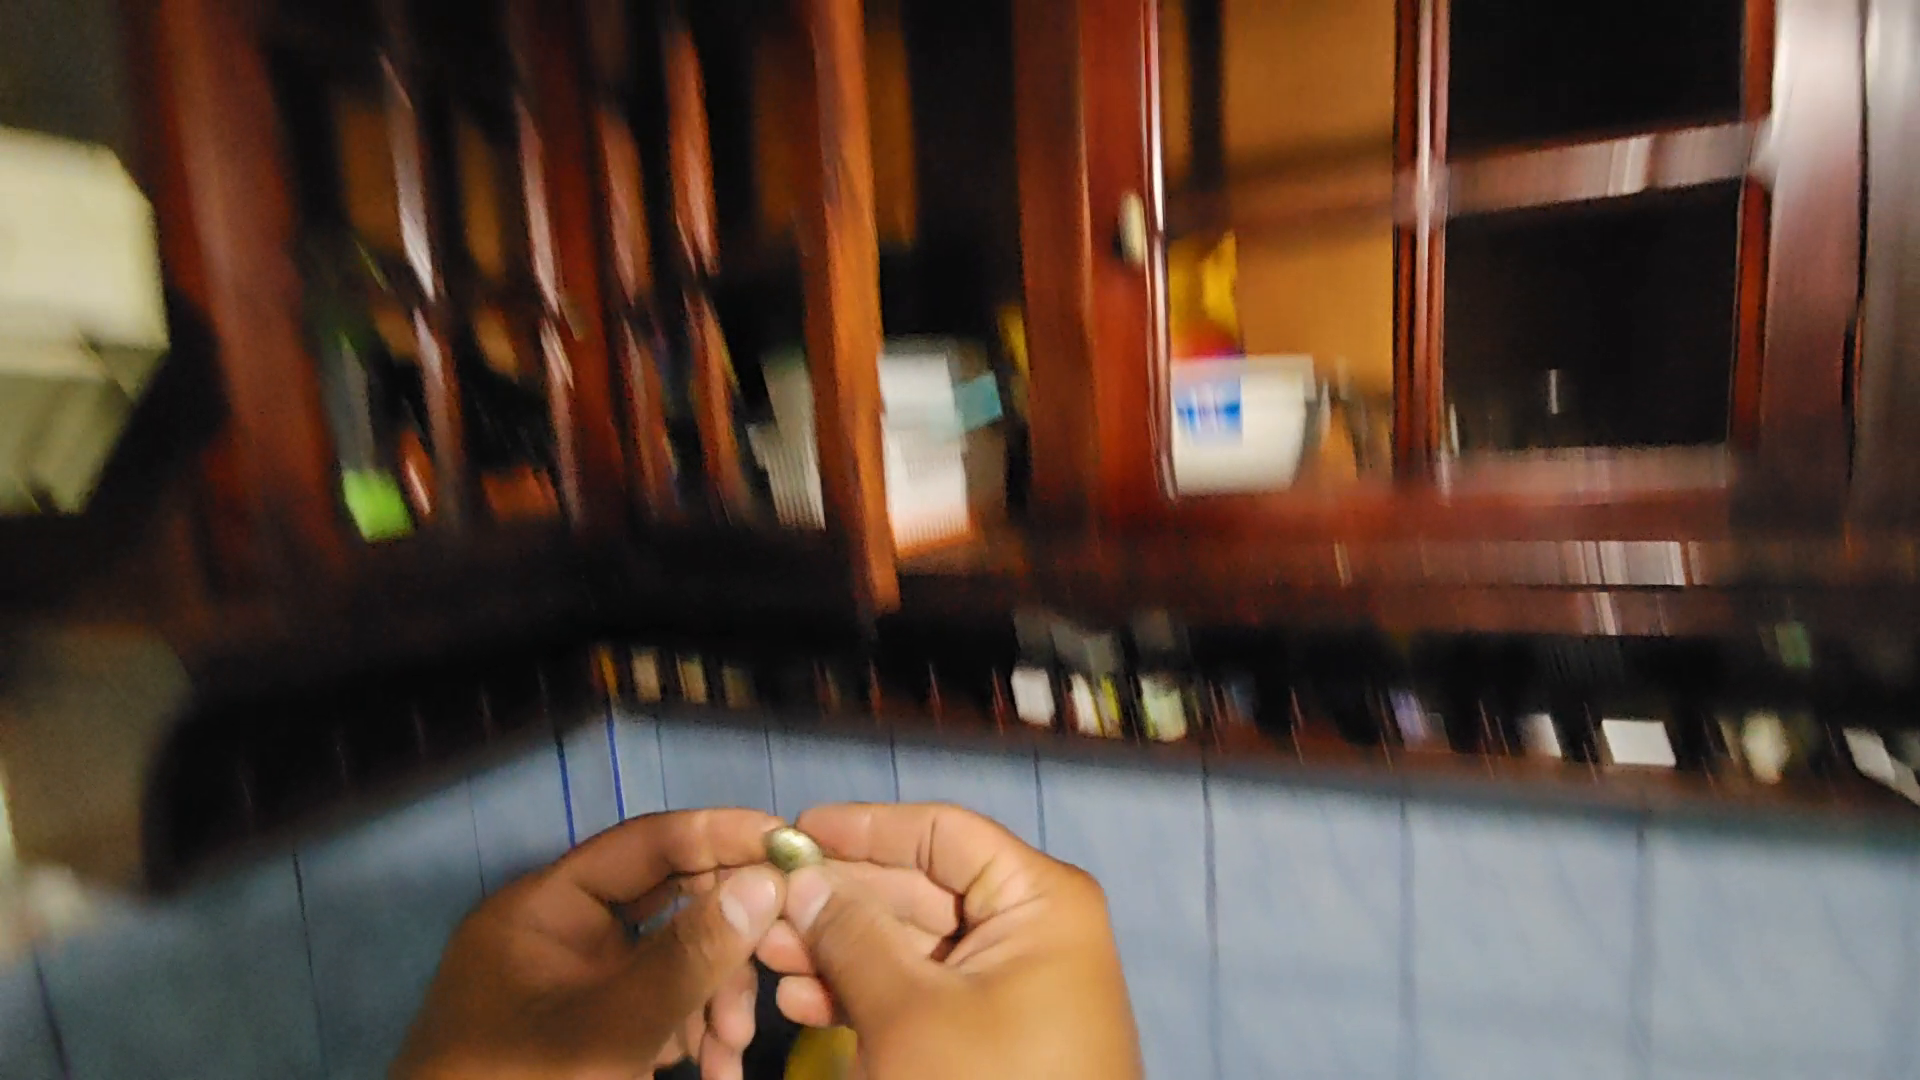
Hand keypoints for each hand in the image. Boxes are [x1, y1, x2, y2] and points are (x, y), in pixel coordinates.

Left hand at [391, 808, 786, 1079]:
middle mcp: (568, 931)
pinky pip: (670, 1001)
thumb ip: (688, 956)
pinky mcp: (603, 1028)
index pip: (649, 840)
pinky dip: (699, 1029)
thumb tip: (768, 883)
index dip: (721, 834)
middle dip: (726, 937)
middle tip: (775, 958)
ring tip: (731, 1051)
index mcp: (545, 907)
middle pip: (674, 897)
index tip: (787, 844)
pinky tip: (716, 1067)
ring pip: (682, 953)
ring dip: (718, 995)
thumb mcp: (605, 1035)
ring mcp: (586, 983)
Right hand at [756, 803, 1141, 1079]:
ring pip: (912, 940)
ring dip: (841, 947)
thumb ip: (852, 935)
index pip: (941, 831)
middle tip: (771, 899)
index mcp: (1037, 896)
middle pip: (921, 885)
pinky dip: (865, 990)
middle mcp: (1030, 923)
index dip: (867, 827)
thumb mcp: (910, 1013)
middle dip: (842, 898)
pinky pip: (921, 988)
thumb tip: (804, 879)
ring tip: (770, 951)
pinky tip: (801, 998)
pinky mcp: (988, 1026)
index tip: (799, 829)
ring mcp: (1009, 977)